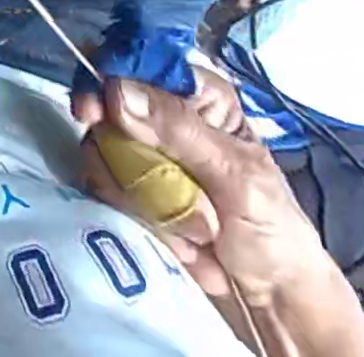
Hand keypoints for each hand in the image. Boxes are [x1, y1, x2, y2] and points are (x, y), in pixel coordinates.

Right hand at [73, 71, 331, 307]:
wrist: (270, 300)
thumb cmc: (271, 228)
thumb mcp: (235, 175)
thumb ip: (177, 129)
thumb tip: (116, 90)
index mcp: (196, 94)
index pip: (140, 63)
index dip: (107, 76)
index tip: (92, 109)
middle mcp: (162, 114)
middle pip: (107, 102)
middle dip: (113, 141)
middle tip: (129, 175)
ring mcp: (140, 150)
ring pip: (100, 145)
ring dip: (130, 187)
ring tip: (179, 220)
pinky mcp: (126, 185)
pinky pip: (101, 182)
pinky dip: (126, 208)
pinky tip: (163, 230)